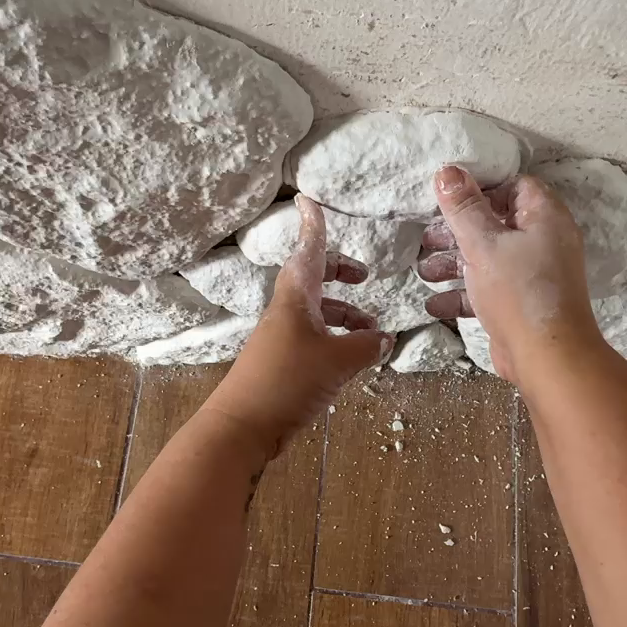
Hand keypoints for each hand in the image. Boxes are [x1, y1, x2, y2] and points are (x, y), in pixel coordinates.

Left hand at [205, 196, 394, 460]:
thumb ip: (366, 346)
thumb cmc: (288, 381)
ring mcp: (281, 338)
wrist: (242, 426)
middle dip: (340, 273)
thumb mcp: (338, 361)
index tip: (309, 200)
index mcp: (296, 298)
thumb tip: (384, 338)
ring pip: (316, 312)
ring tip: (372, 333)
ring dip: (343, 314)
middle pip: (314, 279)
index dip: (314, 226)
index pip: (309, 251)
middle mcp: (286, 312)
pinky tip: (352, 359)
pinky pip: (313, 339)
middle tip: (364, 277)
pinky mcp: (281, 363)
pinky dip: (335, 340)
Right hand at [416, 165, 599, 382]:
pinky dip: (462, 294)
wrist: (547, 356)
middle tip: (426, 238)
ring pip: (487, 258)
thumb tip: (447, 170)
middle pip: (494, 224)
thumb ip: (463, 208)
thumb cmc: (519, 292)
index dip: (481, 189)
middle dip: (456, 232)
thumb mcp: (484, 244)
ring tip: (423, 272)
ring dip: (453, 264)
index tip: (448, 200)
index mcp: (543, 217)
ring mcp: (532, 274)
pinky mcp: (519, 302)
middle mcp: (542, 241)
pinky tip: (433, 305)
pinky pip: (487, 289)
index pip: (514, 187)